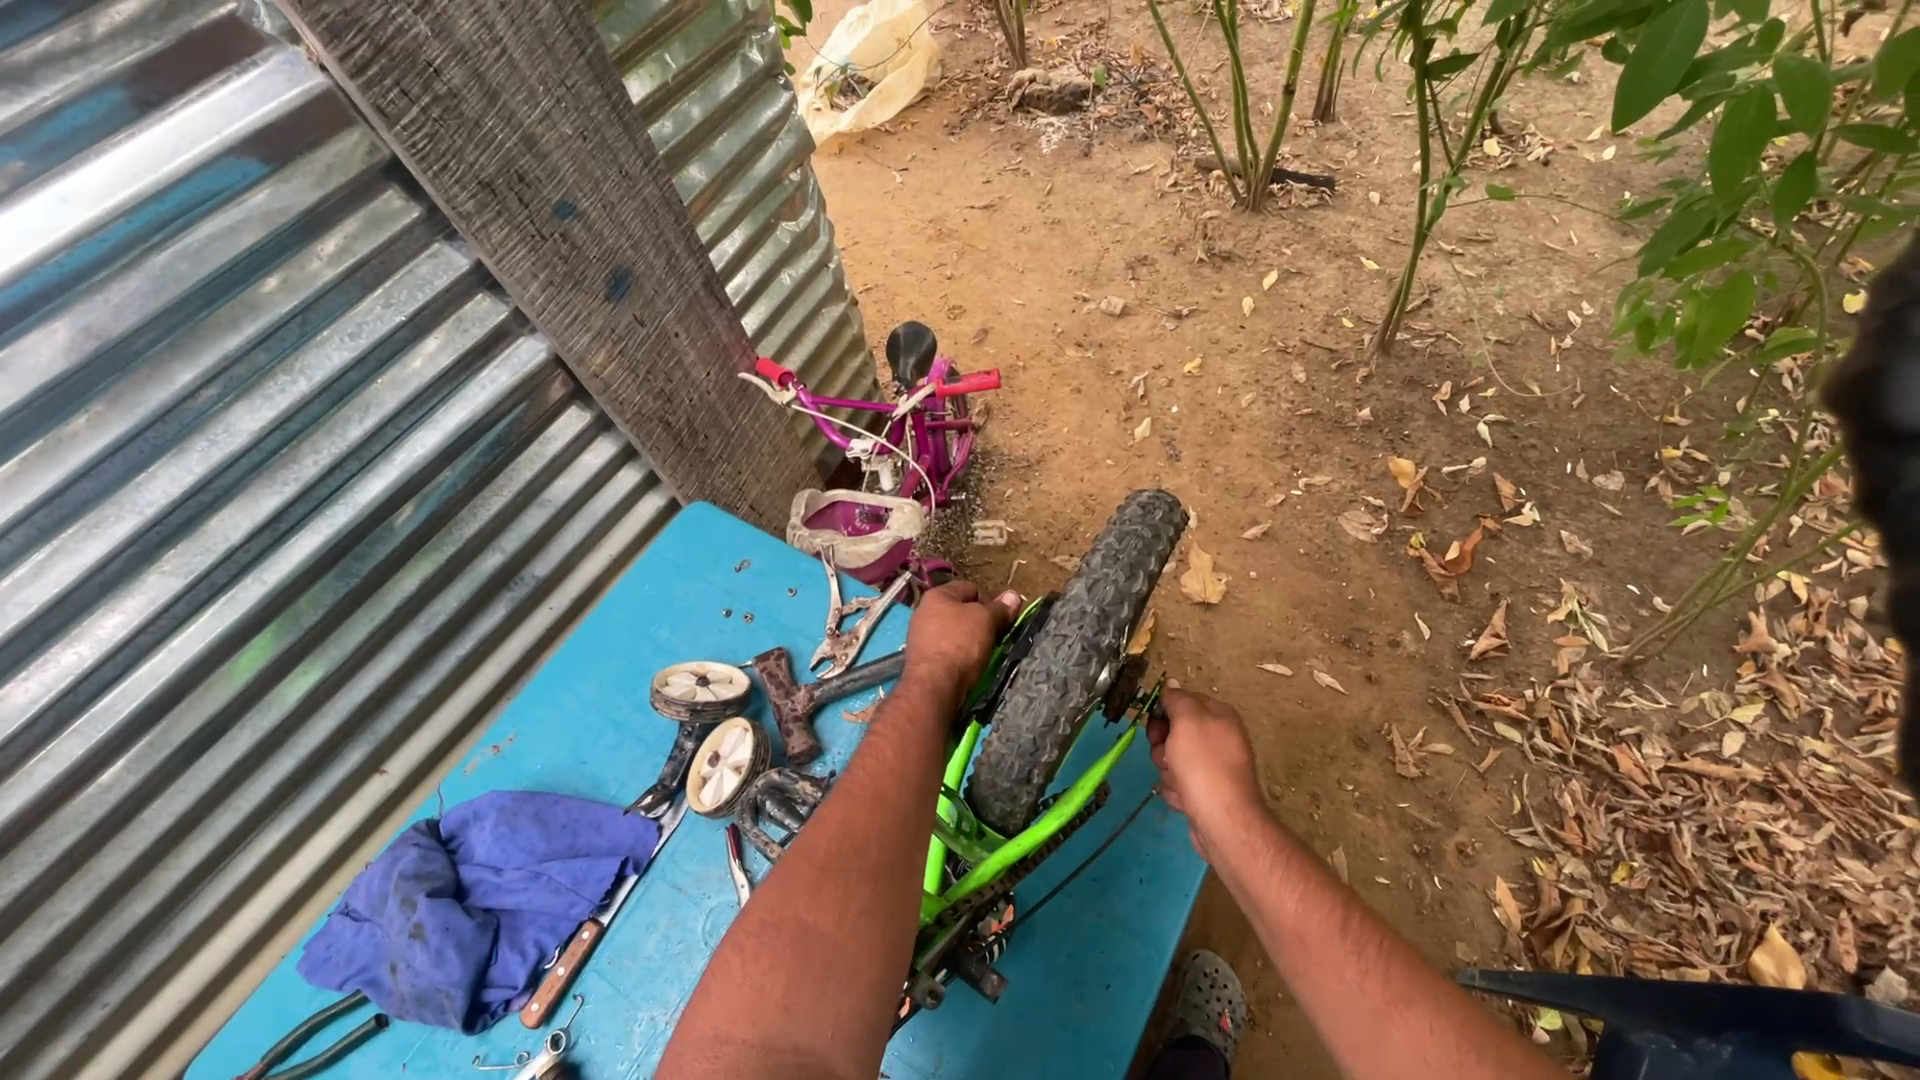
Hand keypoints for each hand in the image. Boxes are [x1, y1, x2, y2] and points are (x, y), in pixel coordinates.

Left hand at [902, 581, 1019, 702]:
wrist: (933, 685)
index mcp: (937, 595)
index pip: (971, 588)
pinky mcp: (923, 659)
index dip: (991, 600)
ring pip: (955, 632)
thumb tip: (1013, 595)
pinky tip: (970, 665)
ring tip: (986, 652)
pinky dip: (960, 655)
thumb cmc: (960, 644)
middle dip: (982, 621)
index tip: (1004, 618)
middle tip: (997, 635)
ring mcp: (921, 636)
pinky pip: (948, 650)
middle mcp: (924, 612)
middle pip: (962, 610)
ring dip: (972, 640)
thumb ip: (1000, 608)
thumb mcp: (986, 620)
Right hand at [1146, 687, 1262, 860]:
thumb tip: (1171, 683)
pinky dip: (1177, 790)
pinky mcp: (1205, 791)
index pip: (1182, 702)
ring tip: (1180, 782)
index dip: (1163, 713)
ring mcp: (1212, 767)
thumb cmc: (1204, 765)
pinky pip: (1178, 782)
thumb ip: (1178, 699)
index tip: (1155, 727)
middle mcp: (1218, 738)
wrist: (1222, 820)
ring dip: (1168, 771)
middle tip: (1167, 756)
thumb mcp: (1188, 721)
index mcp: (1219, 716)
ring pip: (1171, 759)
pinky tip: (1186, 798)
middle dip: (1163, 746)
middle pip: (1173, 732)